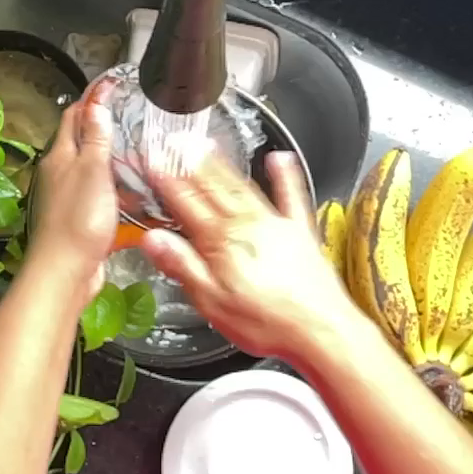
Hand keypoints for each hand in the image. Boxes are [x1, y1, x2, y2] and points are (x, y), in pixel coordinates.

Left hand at [27, 98, 117, 304]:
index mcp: (59, 156)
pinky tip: (135, 196)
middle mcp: (60, 175)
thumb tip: (96, 103)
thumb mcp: (92, 170)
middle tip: (133, 118)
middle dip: (104, 129)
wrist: (66, 272)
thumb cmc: (78, 220)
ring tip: (142, 154)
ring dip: (113, 162)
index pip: (74, 116)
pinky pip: (100, 199)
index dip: (92, 99)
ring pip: (93, 172)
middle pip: (82, 143)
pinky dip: (116, 193)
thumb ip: (96, 138)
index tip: (113, 85)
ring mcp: (69, 199)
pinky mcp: (80, 222)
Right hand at [142, 151, 366, 362]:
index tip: (151, 160)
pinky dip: (284, 175)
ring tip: (206, 145)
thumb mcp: (211, 301)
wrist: (321, 331)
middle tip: (174, 142)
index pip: (185, 203)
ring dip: (222, 164)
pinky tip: (279, 159)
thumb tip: (153, 239)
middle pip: (212, 188)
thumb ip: (182, 266)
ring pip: (242, 186)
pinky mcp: (299, 234)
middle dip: (189, 163)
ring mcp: (275, 226)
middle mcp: (248, 226)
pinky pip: (291, 196)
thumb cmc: (269, 322)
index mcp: (222, 242)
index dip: (165, 180)